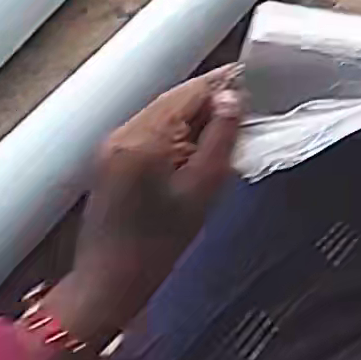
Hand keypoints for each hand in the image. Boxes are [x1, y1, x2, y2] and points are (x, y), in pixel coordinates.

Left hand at [41, 66, 243, 344]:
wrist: (109, 282)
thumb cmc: (162, 240)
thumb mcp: (205, 186)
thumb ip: (222, 136)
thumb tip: (231, 97)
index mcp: (145, 137)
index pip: (191, 92)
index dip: (222, 82)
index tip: (251, 77)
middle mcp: (123, 131)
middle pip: (175, 98)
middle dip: (210, 97)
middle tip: (245, 105)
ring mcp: (113, 143)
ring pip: (164, 110)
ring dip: (195, 113)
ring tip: (226, 124)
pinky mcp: (111, 156)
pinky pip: (152, 127)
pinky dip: (177, 127)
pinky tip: (197, 141)